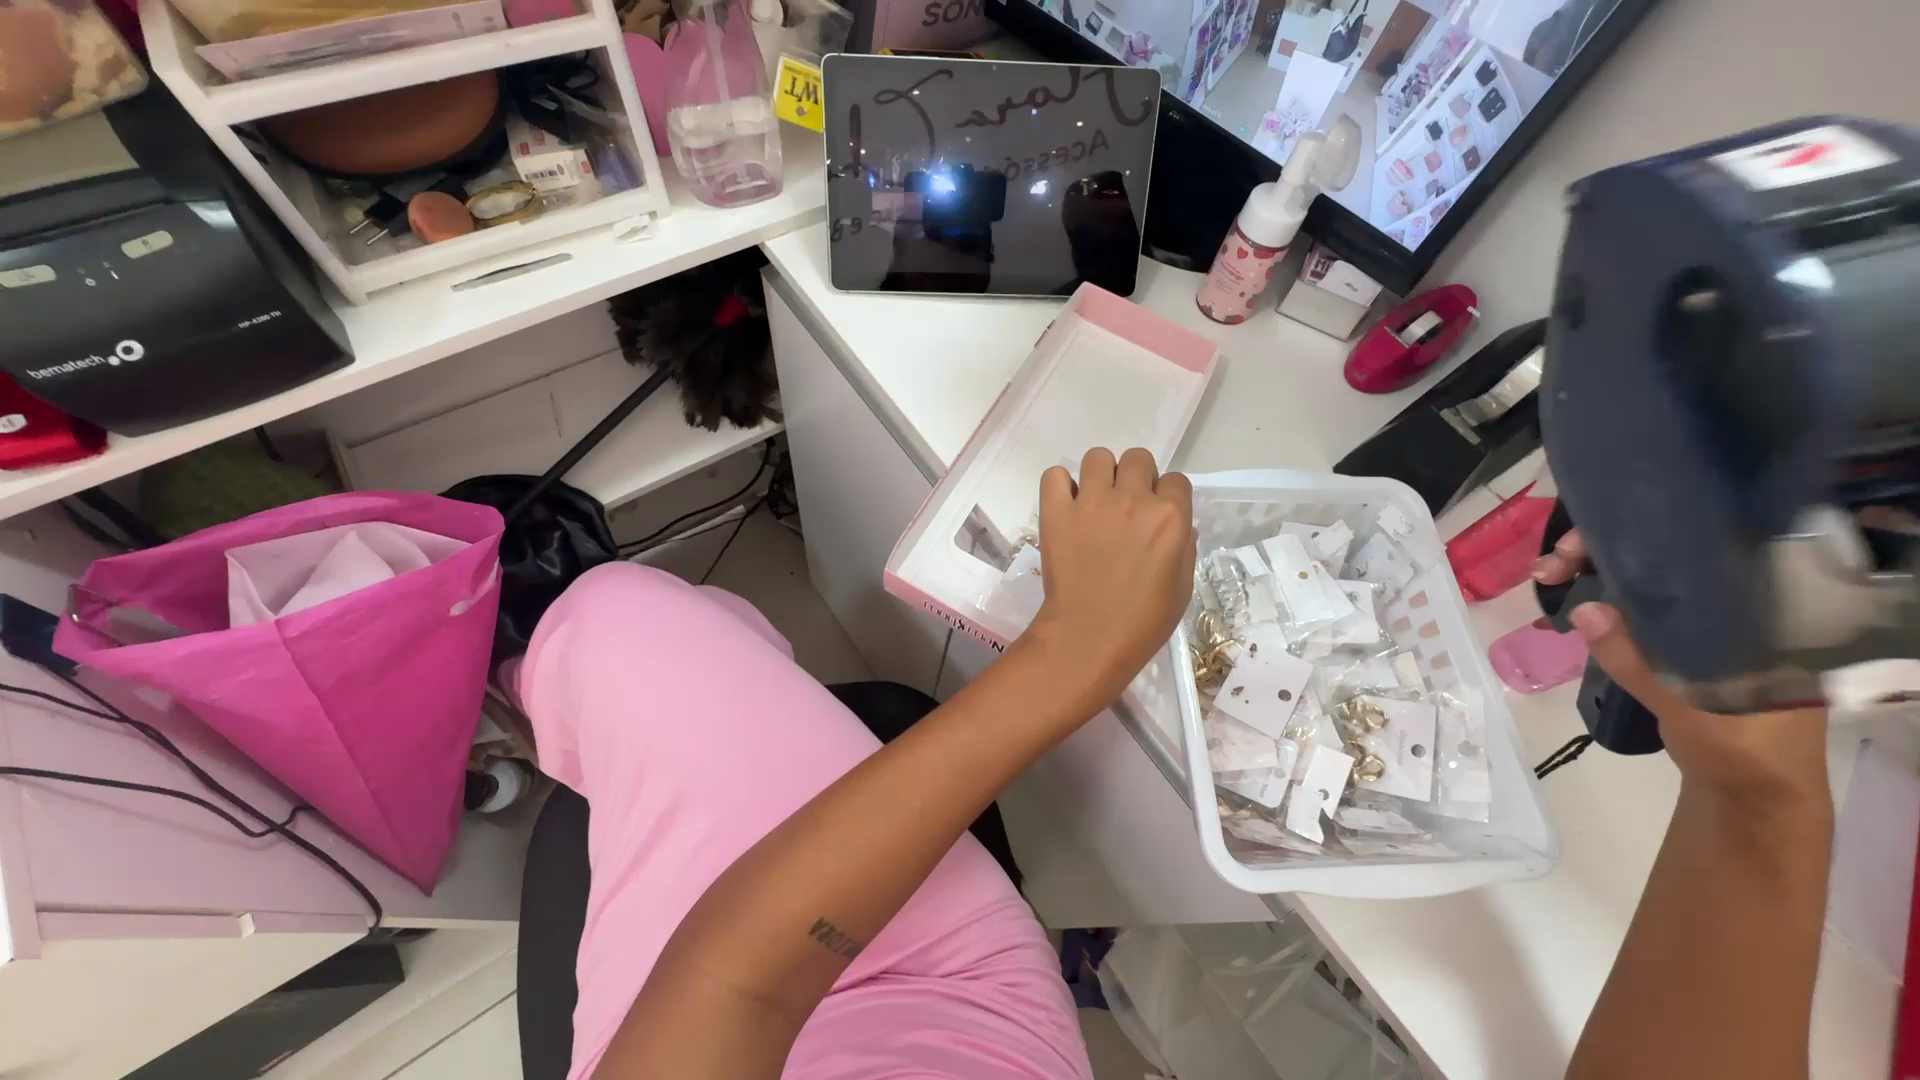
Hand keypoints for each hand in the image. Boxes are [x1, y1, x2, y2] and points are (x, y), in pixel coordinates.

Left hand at [1021, 447, 1196, 714]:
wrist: (1088, 638)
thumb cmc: (1142, 622)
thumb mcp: (1182, 587)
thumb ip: (1184, 546)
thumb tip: (1178, 524)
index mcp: (1171, 517)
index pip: (1176, 480)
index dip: (1167, 496)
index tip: (1155, 516)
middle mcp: (1133, 500)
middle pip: (1138, 459)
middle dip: (1135, 478)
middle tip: (1124, 507)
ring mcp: (1091, 502)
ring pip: (1097, 457)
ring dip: (1099, 475)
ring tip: (1094, 502)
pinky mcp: (1056, 511)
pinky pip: (1055, 475)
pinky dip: (1060, 485)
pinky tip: (1066, 506)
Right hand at [1534, 532, 1830, 810]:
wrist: (1753, 798)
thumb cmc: (1742, 751)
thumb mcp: (1690, 707)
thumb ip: (1637, 662)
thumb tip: (1585, 610)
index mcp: (1757, 615)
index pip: (1692, 554)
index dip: (1634, 542)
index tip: (1581, 548)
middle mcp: (1735, 612)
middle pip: (1661, 564)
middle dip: (1600, 557)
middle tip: (1550, 566)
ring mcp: (1707, 630)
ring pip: (1644, 589)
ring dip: (1594, 579)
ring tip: (1549, 579)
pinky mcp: (1684, 649)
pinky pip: (1638, 615)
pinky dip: (1602, 607)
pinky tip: (1570, 609)